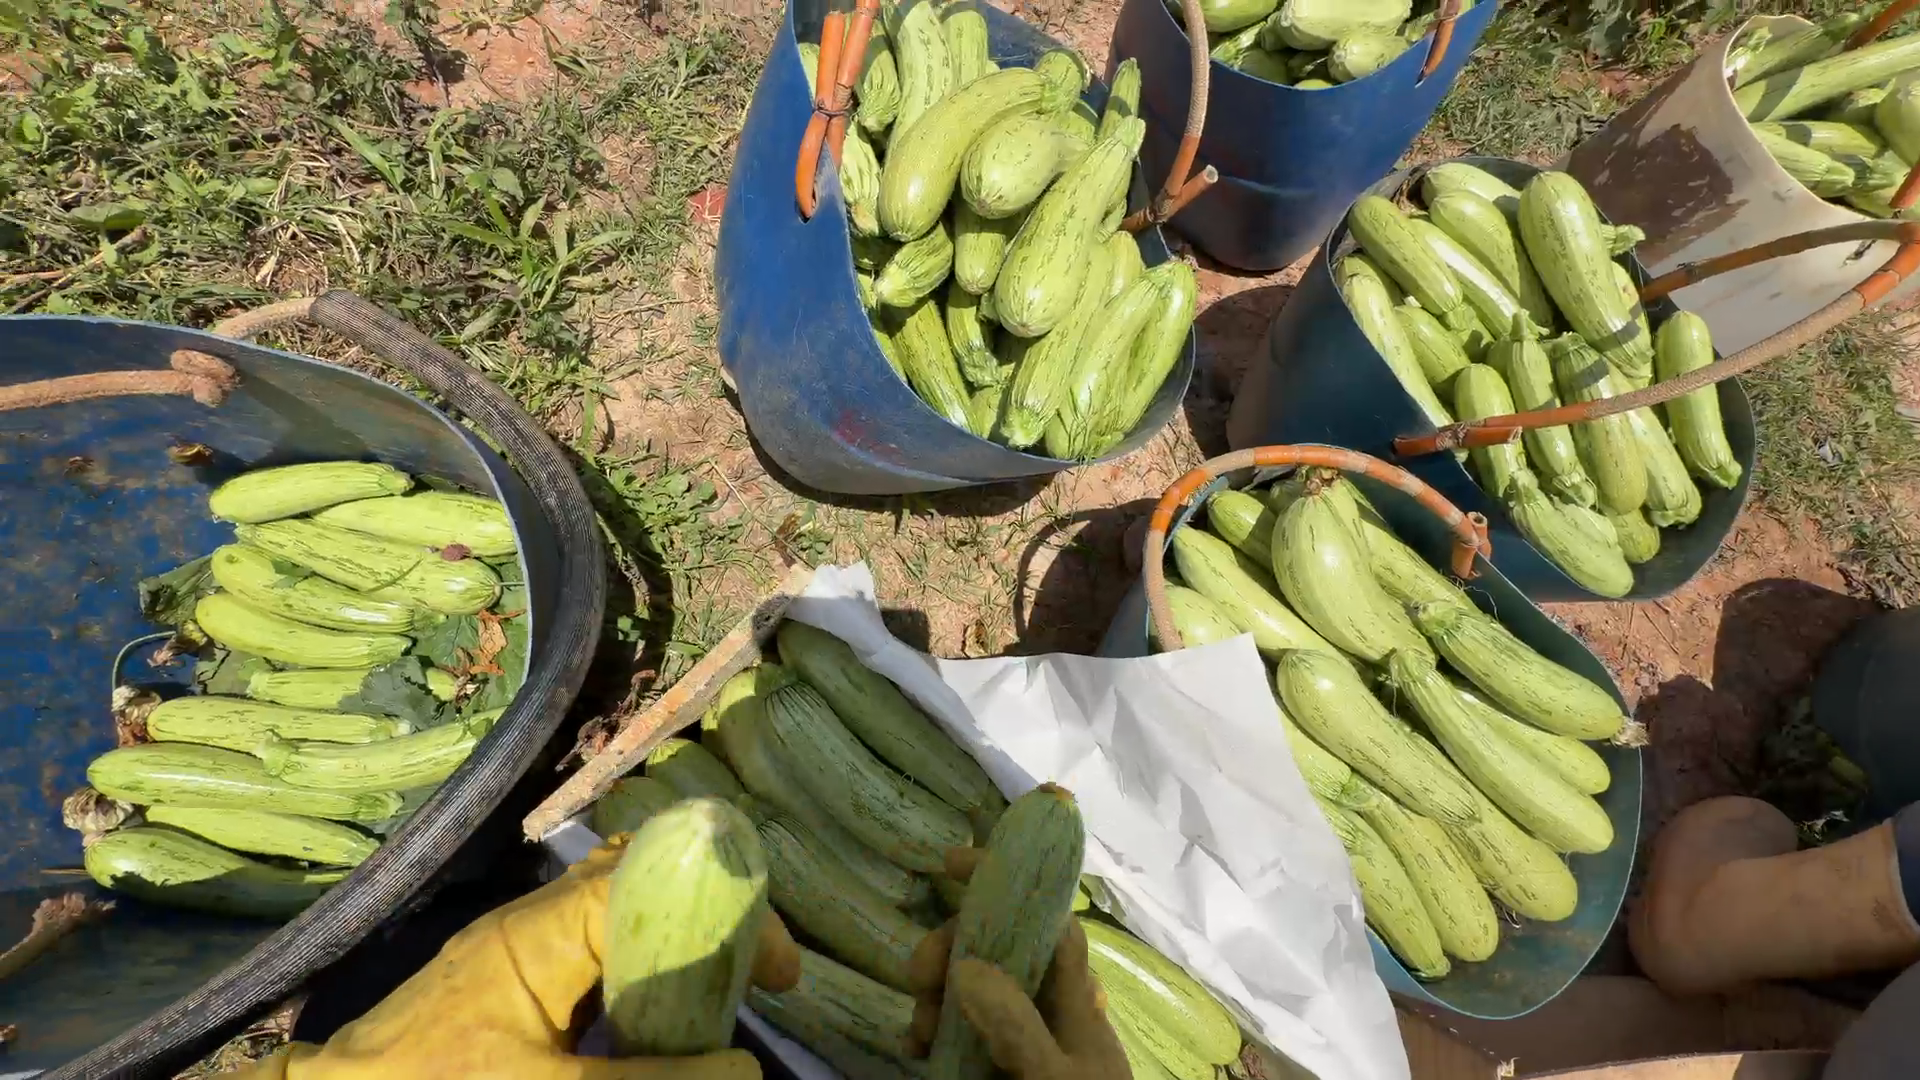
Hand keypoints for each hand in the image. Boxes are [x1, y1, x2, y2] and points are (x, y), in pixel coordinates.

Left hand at [231, 838, 800, 1079]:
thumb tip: (747, 1073)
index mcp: (552, 928)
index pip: (668, 883)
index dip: (733, 915)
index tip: (779, 971)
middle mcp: (546, 915)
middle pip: (659, 880)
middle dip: (717, 918)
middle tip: (759, 978)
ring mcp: (529, 940)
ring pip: (632, 908)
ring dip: (684, 940)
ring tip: (722, 996)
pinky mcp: (518, 972)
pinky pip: (603, 945)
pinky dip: (646, 967)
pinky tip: (658, 1016)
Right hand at [903, 848, 1128, 1079]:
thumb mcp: (1057, 1078)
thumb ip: (1018, 1026)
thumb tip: (967, 965)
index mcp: (1070, 990)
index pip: (1041, 913)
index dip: (1002, 878)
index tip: (951, 863)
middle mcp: (1043, 1000)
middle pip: (993, 944)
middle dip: (951, 944)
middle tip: (917, 973)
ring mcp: (1018, 1031)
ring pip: (969, 984)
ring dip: (936, 991)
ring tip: (915, 1024)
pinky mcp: (995, 1061)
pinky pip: (958, 1028)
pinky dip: (933, 1028)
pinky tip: (915, 1047)